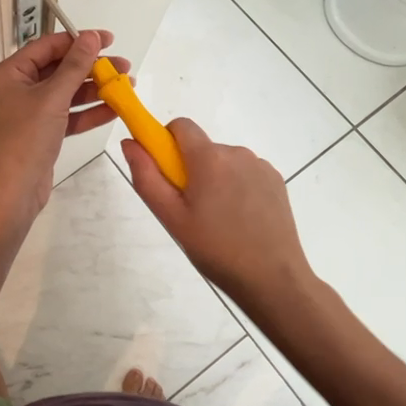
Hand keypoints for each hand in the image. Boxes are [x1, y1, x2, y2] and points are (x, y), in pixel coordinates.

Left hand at [0, 30, 128, 215]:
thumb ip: (74, 66)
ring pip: (66, 93)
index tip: (108, 39)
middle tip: (124, 66)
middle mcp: (17, 89)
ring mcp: (29, 112)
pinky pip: (68, 116)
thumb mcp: (52, 98)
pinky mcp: (42, 133)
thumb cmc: (25, 138)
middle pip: (59, 69)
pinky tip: (115, 109)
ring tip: (128, 86)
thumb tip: (91, 37)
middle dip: (91, 67)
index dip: (78, 40)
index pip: (47, 47)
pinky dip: (89, 113)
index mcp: (10, 73)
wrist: (11, 192)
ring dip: (95, 90)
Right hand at [124, 119, 317, 304]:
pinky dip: (237, 187)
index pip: (181, 125)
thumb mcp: (170, 217)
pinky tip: (241, 219)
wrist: (272, 279)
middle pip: (202, 148)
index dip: (167, 142)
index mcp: (209, 158)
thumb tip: (130, 143)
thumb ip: (145, 176)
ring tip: (218, 219)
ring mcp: (260, 166)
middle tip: (191, 208)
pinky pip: (245, 172)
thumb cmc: (215, 248)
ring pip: (224, 161)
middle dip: (191, 168)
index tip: (167, 171)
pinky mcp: (276, 180)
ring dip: (215, 179)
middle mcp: (236, 152)